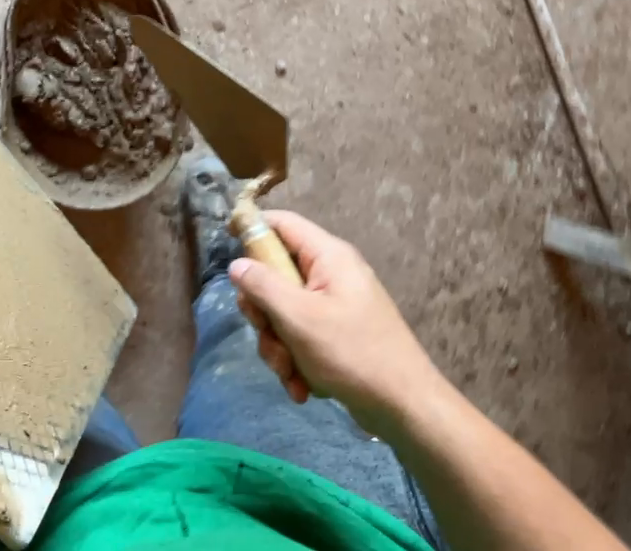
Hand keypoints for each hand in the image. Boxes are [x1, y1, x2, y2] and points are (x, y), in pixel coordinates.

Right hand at [229, 210, 441, 436]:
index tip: (226, 241)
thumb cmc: (353, 353)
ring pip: (283, 312)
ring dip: (278, 345)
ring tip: (290, 371)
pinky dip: (295, 361)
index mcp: (328, 257)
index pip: (282, 223)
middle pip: (275, 275)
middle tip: (266, 332)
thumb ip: (263, 287)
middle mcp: (331, 274)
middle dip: (264, 312)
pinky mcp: (336, 335)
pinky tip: (302, 387)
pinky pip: (300, 337)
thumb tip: (237, 264)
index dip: (253, 227)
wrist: (405, 407)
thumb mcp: (300, 318)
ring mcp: (334, 305)